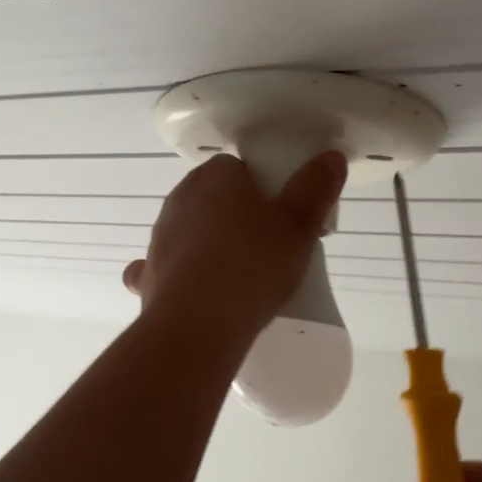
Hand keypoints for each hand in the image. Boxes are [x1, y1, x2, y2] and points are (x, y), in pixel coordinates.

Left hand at [122, 151, 345, 341]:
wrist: (196, 324)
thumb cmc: (251, 265)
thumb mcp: (298, 227)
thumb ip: (314, 188)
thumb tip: (330, 156)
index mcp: (216, 175)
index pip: (240, 169)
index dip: (265, 190)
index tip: (284, 218)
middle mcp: (182, 195)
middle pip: (216, 197)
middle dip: (238, 216)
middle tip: (271, 248)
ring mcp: (161, 233)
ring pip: (193, 230)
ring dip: (211, 244)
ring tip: (242, 276)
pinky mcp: (150, 270)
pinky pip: (170, 265)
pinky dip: (183, 274)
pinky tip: (199, 292)